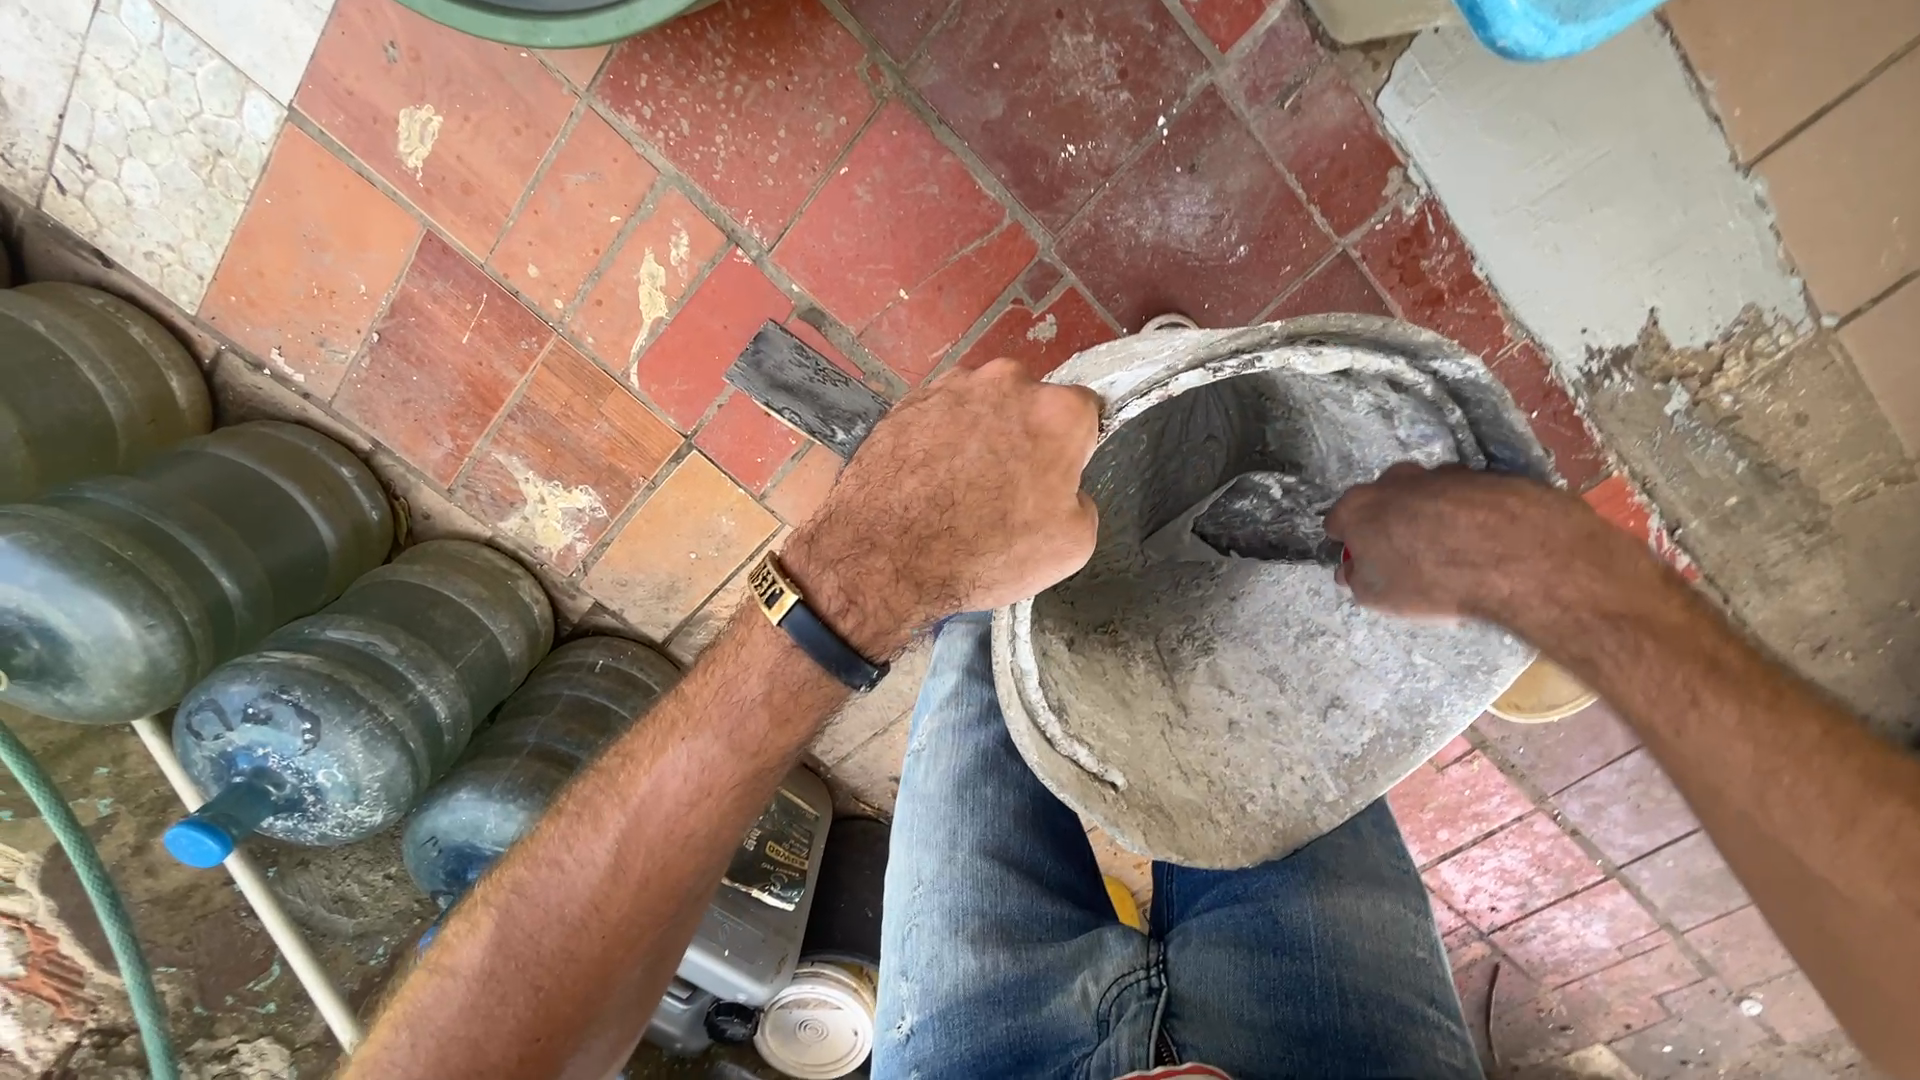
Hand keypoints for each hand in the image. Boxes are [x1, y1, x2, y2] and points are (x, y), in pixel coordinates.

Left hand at [782, 359, 1101, 656]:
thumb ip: (1082, 502)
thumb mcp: (1071, 546)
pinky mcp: (906, 403)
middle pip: (1030, 405)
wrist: (885, 557)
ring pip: (981, 408)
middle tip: (1006, 489)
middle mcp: (1006, 382)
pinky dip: (939, 442)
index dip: (1073, 449)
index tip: (1054, 478)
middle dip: (1025, 438)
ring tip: (960, 489)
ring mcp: (950, 388)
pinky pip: (938, 419)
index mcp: (1058, 411)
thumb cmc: (985, 552)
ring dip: (979, 437)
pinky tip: (929, 483)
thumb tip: (1064, 491)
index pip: (1086, 414)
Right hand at [1324, 464, 1657, 623]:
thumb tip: (1351, 570)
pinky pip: (1472, 498)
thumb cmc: (1433, 580)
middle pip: (1383, 501)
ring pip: (1429, 495)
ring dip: (1434, 516)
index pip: (1337, 521)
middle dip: (1390, 522)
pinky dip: (1474, 515)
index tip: (1364, 561)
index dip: (1349, 543)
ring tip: (1458, 552)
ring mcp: (1446, 473)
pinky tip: (1491, 543)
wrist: (1523, 558)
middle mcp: (1395, 480)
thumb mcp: (1378, 597)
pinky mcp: (1491, 476)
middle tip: (1410, 556)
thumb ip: (1356, 578)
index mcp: (1358, 506)